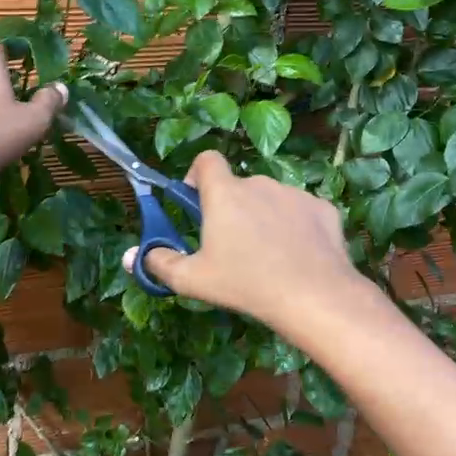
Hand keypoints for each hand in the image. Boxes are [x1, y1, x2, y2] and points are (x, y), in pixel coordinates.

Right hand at [124, 151, 380, 346]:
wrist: (313, 296)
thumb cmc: (245, 283)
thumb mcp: (193, 280)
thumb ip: (159, 263)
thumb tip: (131, 256)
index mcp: (224, 194)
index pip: (206, 160)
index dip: (197, 176)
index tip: (196, 203)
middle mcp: (259, 184)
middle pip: (238, 186)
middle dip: (231, 207)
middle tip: (229, 244)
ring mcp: (295, 194)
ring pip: (270, 199)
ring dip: (263, 216)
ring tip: (266, 255)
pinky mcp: (324, 209)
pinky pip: (301, 213)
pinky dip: (295, 227)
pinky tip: (297, 256)